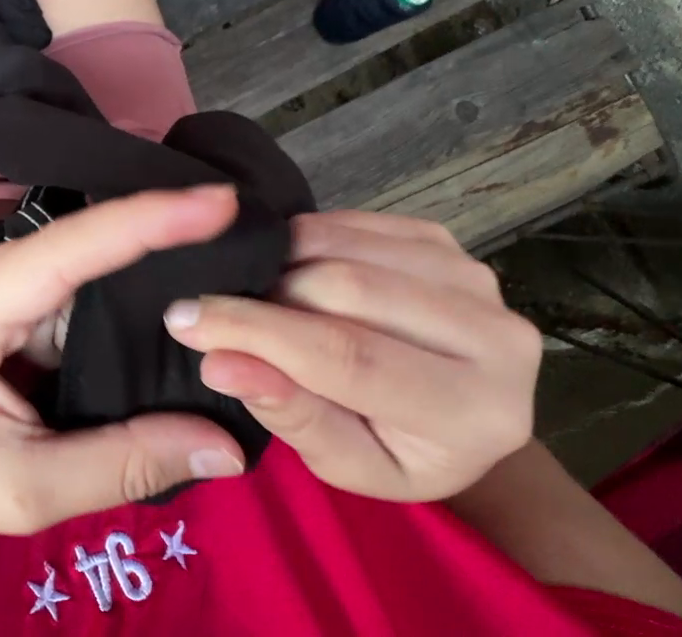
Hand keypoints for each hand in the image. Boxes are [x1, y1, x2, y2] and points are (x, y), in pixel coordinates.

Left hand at [0, 186, 248, 535]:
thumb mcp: (23, 487)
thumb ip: (121, 465)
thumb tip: (224, 444)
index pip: (73, 246)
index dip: (148, 218)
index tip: (221, 201)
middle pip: (87, 239)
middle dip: (166, 230)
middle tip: (252, 237)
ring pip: (86, 262)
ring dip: (150, 263)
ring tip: (231, 265)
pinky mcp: (9, 296)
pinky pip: (77, 286)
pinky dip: (124, 295)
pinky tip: (174, 305)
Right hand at [165, 210, 541, 501]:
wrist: (458, 414)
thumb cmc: (396, 448)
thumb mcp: (344, 461)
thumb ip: (289, 412)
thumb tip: (218, 362)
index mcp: (476, 413)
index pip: (349, 357)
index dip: (258, 334)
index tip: (184, 319)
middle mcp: (497, 337)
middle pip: (348, 288)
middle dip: (267, 296)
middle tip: (224, 311)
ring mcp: (475, 277)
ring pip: (345, 245)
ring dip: (282, 264)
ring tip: (263, 298)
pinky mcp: (446, 241)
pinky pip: (350, 221)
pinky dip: (303, 240)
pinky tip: (293, 271)